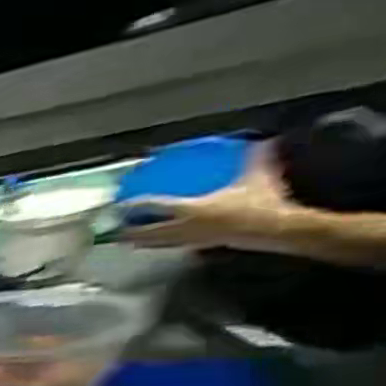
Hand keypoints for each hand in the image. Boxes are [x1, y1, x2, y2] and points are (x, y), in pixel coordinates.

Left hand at [120, 143, 298, 254]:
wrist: (271, 228)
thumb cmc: (261, 202)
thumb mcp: (258, 176)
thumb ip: (256, 157)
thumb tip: (263, 140)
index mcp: (190, 208)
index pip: (154, 206)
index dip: (136, 204)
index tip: (121, 204)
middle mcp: (181, 226)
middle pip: (143, 232)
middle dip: (126, 232)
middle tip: (113, 229)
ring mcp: (185, 239)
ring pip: (152, 243)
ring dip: (137, 241)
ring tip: (123, 239)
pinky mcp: (194, 246)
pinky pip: (167, 246)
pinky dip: (155, 244)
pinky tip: (153, 243)